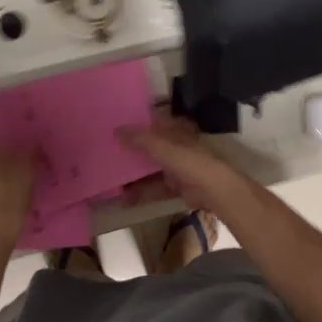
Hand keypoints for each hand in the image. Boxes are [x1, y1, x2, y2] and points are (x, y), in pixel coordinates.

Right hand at [117, 111, 249, 213]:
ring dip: (133, 175)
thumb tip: (115, 130)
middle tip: (107, 153)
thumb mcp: (161, 146)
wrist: (213, 190)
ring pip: (150, 168)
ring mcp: (177, 166)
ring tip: (111, 180)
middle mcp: (176, 145)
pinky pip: (155, 187)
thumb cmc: (188, 160)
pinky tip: (124, 199)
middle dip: (130, 151)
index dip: (135, 124)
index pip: (152, 122)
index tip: (114, 127)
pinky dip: (141, 193)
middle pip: (149, 146)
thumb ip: (138, 139)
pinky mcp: (177, 186)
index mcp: (175, 129)